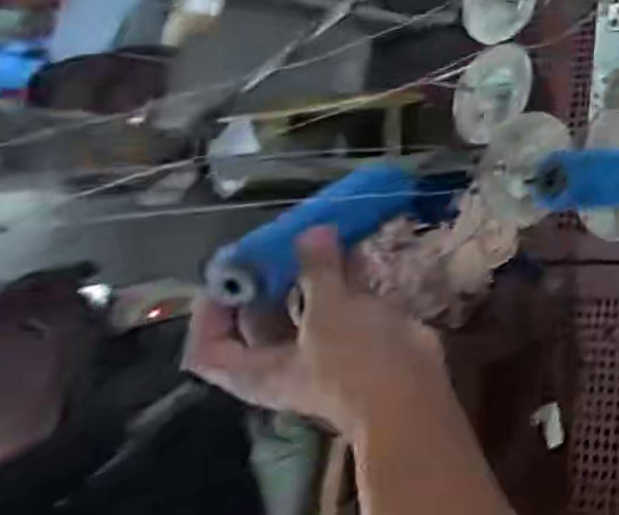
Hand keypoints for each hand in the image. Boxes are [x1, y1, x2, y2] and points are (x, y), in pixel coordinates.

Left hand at [182, 226, 447, 437]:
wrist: (409, 386)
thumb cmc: (354, 358)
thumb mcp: (330, 313)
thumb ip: (319, 271)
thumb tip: (310, 231)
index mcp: (255, 369)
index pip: (209, 346)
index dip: (210, 312)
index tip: (228, 273)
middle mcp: (282, 358)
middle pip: (260, 320)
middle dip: (268, 282)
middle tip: (279, 245)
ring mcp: (323, 345)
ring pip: (306, 306)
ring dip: (312, 274)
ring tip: (320, 238)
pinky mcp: (359, 333)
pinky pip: (343, 301)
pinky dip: (347, 277)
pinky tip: (357, 250)